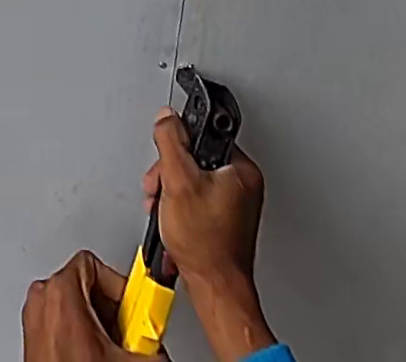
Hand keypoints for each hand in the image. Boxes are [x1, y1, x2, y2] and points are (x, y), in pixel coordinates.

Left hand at [22, 251, 153, 361]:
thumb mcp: (132, 357)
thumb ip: (150, 337)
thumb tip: (161, 340)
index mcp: (60, 290)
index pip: (96, 264)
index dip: (123, 288)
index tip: (137, 311)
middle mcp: (42, 300)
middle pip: (86, 285)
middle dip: (112, 310)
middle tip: (127, 336)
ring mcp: (34, 322)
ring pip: (75, 307)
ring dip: (98, 326)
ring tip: (111, 352)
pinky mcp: (32, 342)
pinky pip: (62, 325)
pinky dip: (81, 338)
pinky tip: (95, 359)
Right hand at [142, 109, 274, 361]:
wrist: (214, 289)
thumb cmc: (206, 245)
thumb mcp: (178, 180)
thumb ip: (170, 141)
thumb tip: (167, 116)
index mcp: (240, 168)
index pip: (201, 133)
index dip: (177, 144)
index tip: (169, 156)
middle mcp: (241, 181)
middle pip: (194, 156)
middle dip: (170, 172)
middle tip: (164, 189)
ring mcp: (233, 201)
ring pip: (191, 176)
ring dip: (170, 190)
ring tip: (166, 208)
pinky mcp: (223, 216)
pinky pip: (195, 194)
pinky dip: (179, 204)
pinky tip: (174, 219)